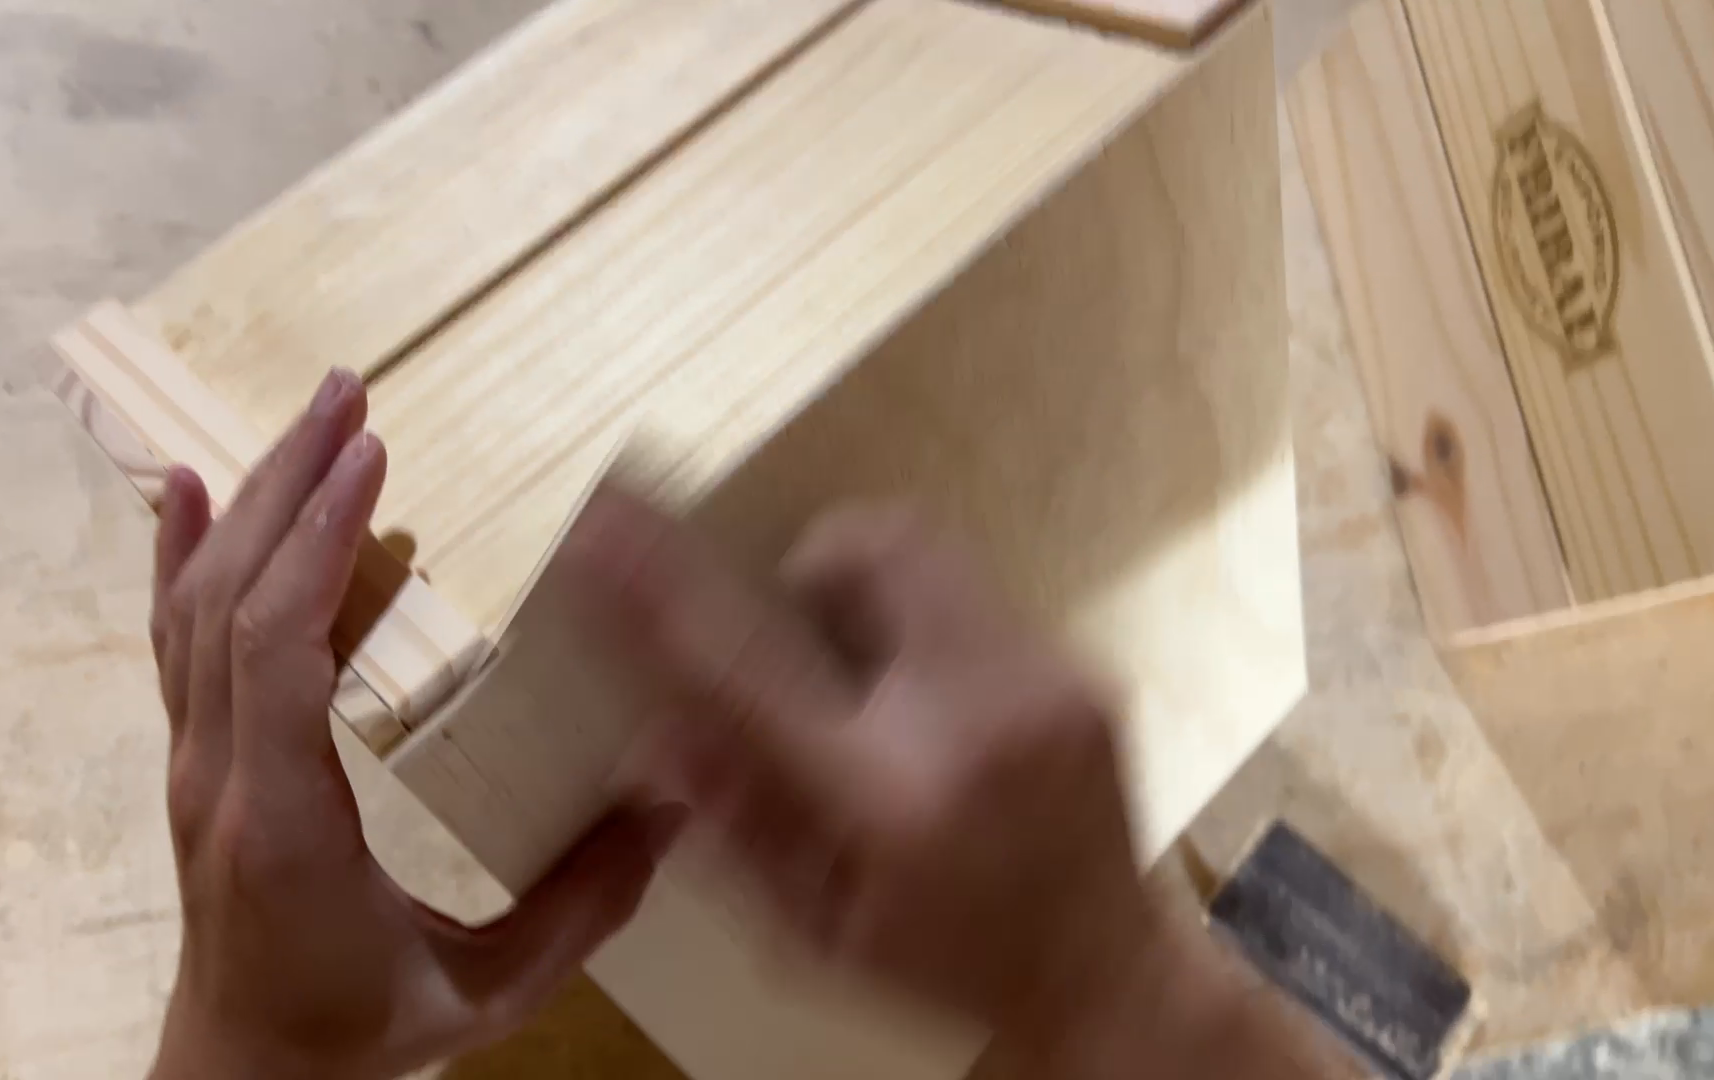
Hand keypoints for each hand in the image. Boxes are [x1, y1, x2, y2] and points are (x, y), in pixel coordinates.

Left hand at [146, 370, 679, 1079]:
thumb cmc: (359, 1034)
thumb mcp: (488, 989)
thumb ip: (584, 905)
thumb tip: (677, 807)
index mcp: (284, 815)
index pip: (278, 648)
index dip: (319, 542)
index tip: (371, 458)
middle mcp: (219, 769)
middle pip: (228, 596)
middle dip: (289, 482)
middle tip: (343, 395)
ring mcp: (195, 760)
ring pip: (194, 604)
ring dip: (249, 500)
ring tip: (303, 420)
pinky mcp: (200, 757)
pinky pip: (176, 636)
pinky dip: (179, 552)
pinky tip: (193, 492)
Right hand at [562, 494, 1155, 1041]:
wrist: (1111, 974)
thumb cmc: (947, 963)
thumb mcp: (814, 932)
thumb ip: (731, 826)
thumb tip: (652, 734)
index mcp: (887, 798)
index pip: (749, 667)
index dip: (665, 586)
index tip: (602, 525)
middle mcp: (973, 717)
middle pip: (873, 550)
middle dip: (811, 563)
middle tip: (801, 627)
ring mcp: (1042, 678)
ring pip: (925, 547)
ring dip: (869, 581)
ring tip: (867, 660)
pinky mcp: (1080, 667)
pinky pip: (972, 588)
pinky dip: (923, 615)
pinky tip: (933, 694)